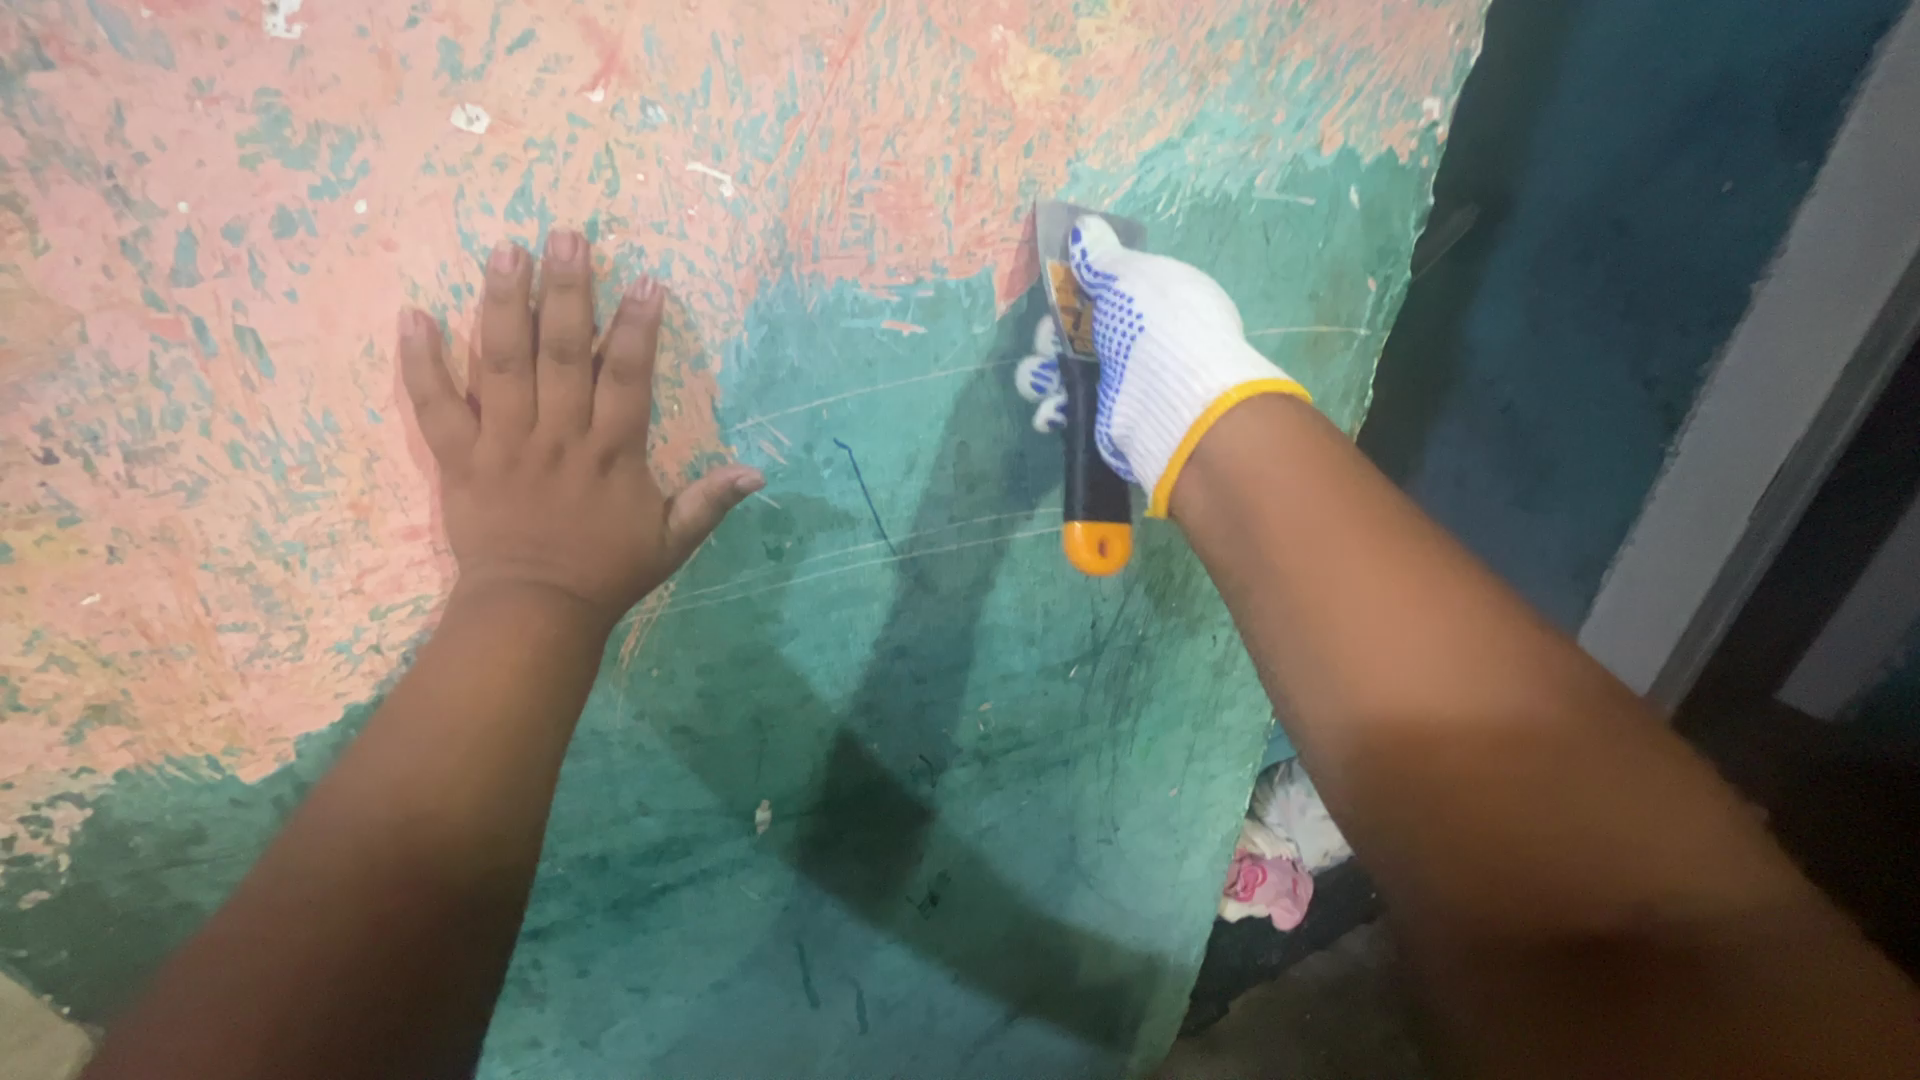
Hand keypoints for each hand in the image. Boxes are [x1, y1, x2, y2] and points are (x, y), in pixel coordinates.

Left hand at [398, 230, 762, 628]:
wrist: (535, 610)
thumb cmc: (608, 572)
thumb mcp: (673, 541)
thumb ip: (711, 502)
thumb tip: (759, 473)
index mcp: (612, 452)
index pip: (627, 377)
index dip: (637, 328)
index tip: (644, 281)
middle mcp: (558, 436)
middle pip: (562, 353)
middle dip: (567, 292)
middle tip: (566, 235)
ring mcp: (504, 443)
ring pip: (501, 364)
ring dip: (502, 305)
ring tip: (505, 251)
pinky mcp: (460, 459)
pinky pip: (435, 406)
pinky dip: (421, 362)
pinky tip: (414, 314)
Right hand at [1012, 216, 1311, 517]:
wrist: (1170, 393)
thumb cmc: (1153, 320)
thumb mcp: (1128, 275)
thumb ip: (1100, 257)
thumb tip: (1083, 227)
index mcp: (1156, 299)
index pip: (1109, 291)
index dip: (1077, 288)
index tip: (1056, 288)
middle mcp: (1140, 342)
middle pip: (1078, 333)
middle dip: (1051, 335)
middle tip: (1048, 339)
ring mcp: (1122, 383)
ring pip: (1065, 373)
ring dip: (1042, 373)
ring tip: (1039, 379)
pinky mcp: (1106, 418)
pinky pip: (1069, 410)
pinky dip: (1053, 410)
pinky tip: (1052, 409)